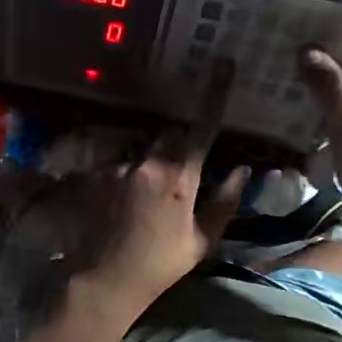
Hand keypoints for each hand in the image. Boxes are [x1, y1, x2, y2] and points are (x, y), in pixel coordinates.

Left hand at [91, 63, 247, 304]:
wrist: (105, 278)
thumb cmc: (161, 264)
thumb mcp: (202, 241)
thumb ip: (224, 202)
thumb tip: (243, 170)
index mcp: (181, 179)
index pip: (203, 129)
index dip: (214, 94)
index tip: (222, 63)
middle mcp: (150, 163)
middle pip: (169, 134)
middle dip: (177, 145)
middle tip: (177, 179)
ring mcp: (121, 166)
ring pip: (144, 149)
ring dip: (149, 163)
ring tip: (144, 200)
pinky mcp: (99, 173)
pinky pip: (121, 162)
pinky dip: (127, 175)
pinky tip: (123, 204)